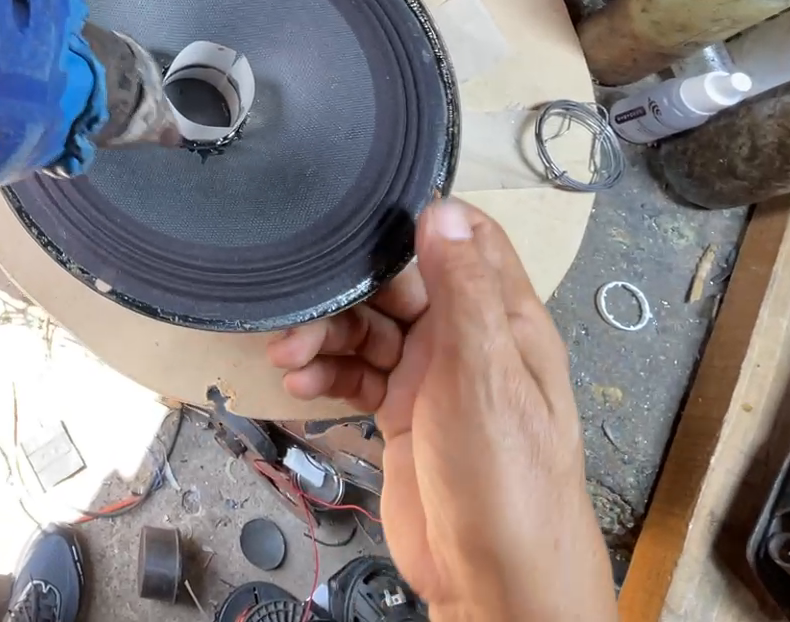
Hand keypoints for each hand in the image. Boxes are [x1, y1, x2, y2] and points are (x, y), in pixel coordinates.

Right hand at [268, 199, 614, 620]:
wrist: (495, 588)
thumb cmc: (503, 478)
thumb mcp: (482, 377)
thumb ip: (462, 292)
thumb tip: (442, 206)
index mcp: (500, 319)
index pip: (468, 240)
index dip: (421, 218)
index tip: (360, 212)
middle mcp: (463, 338)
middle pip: (395, 284)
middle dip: (343, 291)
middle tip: (296, 308)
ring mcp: (429, 375)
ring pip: (366, 330)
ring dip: (323, 337)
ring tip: (286, 358)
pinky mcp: (400, 409)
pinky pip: (355, 372)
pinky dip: (325, 373)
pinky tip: (299, 386)